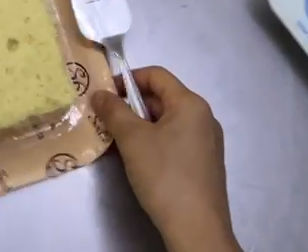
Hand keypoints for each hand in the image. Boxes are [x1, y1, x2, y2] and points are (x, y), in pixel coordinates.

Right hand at [93, 67, 240, 251]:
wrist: (197, 231)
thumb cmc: (165, 175)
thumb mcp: (132, 139)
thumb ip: (113, 110)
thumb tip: (99, 93)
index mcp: (191, 104)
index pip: (156, 75)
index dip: (128, 79)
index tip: (107, 95)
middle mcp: (204, 118)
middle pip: (162, 98)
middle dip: (132, 106)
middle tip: (108, 120)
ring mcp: (208, 143)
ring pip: (168, 122)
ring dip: (141, 126)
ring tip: (119, 142)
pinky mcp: (206, 166)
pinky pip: (176, 141)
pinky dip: (156, 142)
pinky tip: (140, 161)